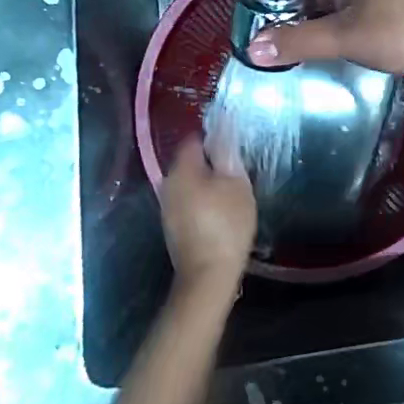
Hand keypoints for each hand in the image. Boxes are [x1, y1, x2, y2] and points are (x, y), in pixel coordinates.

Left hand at [158, 140, 256, 290]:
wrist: (208, 276)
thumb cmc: (226, 224)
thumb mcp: (236, 183)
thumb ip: (227, 152)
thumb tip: (223, 128)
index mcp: (181, 169)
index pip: (194, 139)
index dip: (214, 139)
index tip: (233, 150)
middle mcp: (168, 183)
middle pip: (190, 162)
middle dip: (211, 163)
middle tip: (237, 173)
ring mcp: (167, 207)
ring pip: (189, 183)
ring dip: (207, 184)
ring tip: (231, 194)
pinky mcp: (172, 226)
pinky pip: (188, 202)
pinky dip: (202, 202)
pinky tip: (220, 214)